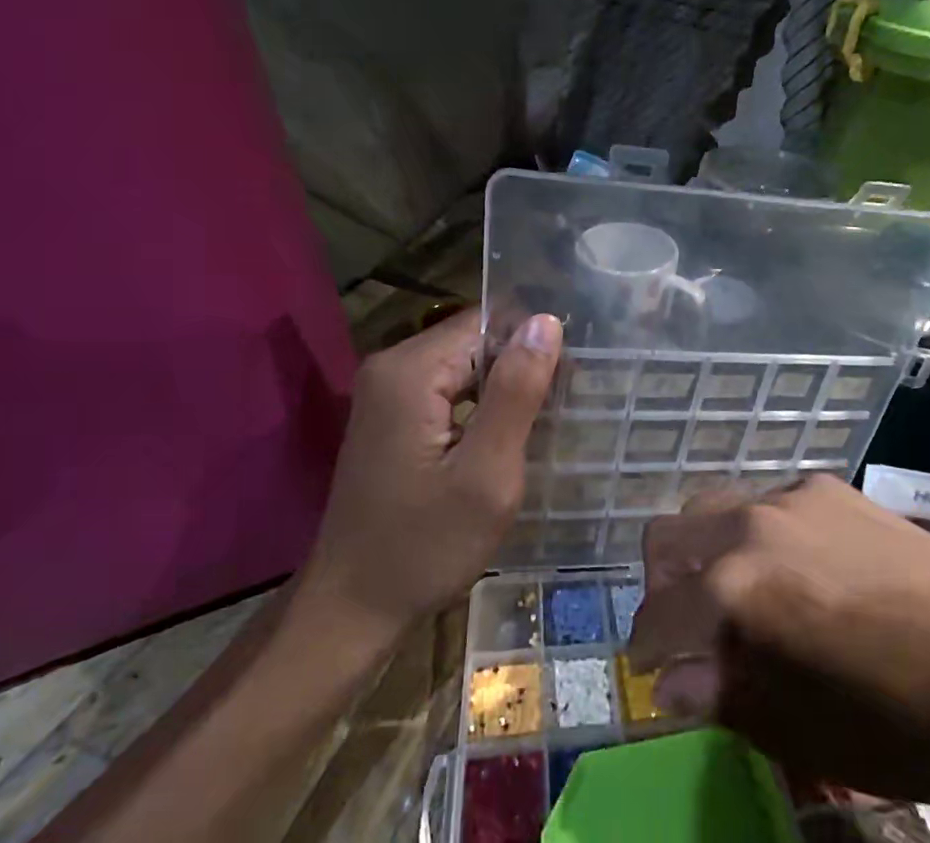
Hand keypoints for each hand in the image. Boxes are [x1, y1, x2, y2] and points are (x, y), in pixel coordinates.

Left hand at [295, 309, 560, 637]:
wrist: (353, 607)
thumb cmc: (426, 546)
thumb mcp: (487, 473)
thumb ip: (516, 393)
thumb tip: (546, 322)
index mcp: (411, 371)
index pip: (488, 321)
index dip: (536, 342)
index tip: (576, 375)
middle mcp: (392, 367)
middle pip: (475, 340)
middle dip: (523, 365)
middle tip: (568, 404)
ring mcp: (387, 393)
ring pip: (466, 366)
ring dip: (507, 387)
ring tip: (549, 419)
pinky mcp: (392, 417)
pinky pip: (451, 391)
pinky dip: (484, 405)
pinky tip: (510, 435)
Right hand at [626, 476, 929, 833]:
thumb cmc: (894, 720)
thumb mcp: (793, 730)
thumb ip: (720, 695)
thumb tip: (673, 683)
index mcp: (729, 590)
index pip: (655, 616)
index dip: (647, 650)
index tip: (657, 670)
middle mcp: (750, 526)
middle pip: (669, 536)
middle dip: (666, 582)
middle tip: (690, 623)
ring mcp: (795, 497)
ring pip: (719, 508)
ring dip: (713, 550)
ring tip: (747, 592)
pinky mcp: (835, 488)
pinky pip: (773, 502)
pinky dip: (764, 533)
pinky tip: (804, 568)